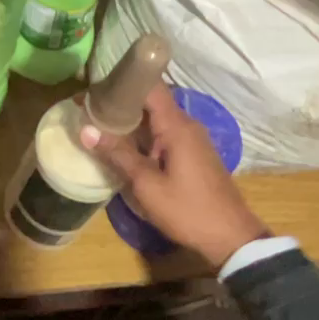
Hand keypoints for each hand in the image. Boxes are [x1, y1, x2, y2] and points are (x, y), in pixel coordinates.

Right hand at [83, 86, 267, 267]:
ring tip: (98, 123)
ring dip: (130, 119)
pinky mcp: (193, 153)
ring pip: (156, 118)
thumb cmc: (188, 210)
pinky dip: (142, 134)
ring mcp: (192, 139)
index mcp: (177, 125)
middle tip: (88, 107)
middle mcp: (186, 124)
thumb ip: (118, 154)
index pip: (150, 85)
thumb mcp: (147, 185)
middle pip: (150, 100)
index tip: (95, 85)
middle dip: (120, 101)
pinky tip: (123, 145)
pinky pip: (164, 132)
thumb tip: (86, 129)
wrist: (232, 239)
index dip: (122, 80)